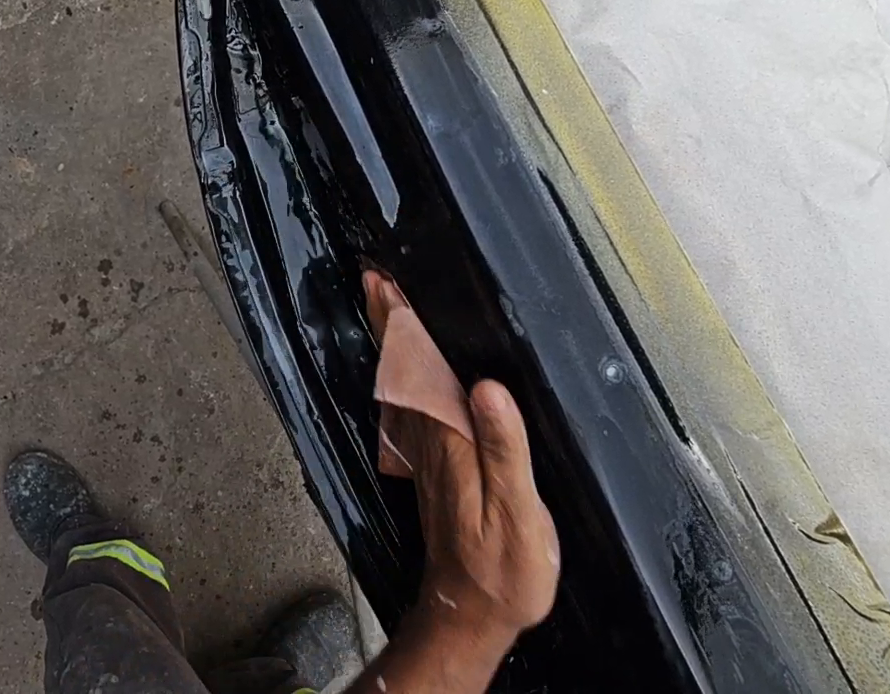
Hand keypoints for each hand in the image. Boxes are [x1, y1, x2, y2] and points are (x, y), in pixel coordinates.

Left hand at [361, 271, 559, 686]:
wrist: (470, 611)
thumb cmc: (503, 567)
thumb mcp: (515, 510)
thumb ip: (501, 447)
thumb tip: (486, 386)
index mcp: (447, 436)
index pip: (418, 364)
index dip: (402, 321)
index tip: (384, 282)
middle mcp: (428, 435)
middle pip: (401, 364)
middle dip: (386, 319)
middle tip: (374, 278)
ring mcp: (426, 449)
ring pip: (401, 380)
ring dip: (391, 340)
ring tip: (384, 306)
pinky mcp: (432, 463)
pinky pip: (410, 401)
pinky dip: (403, 371)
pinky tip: (405, 365)